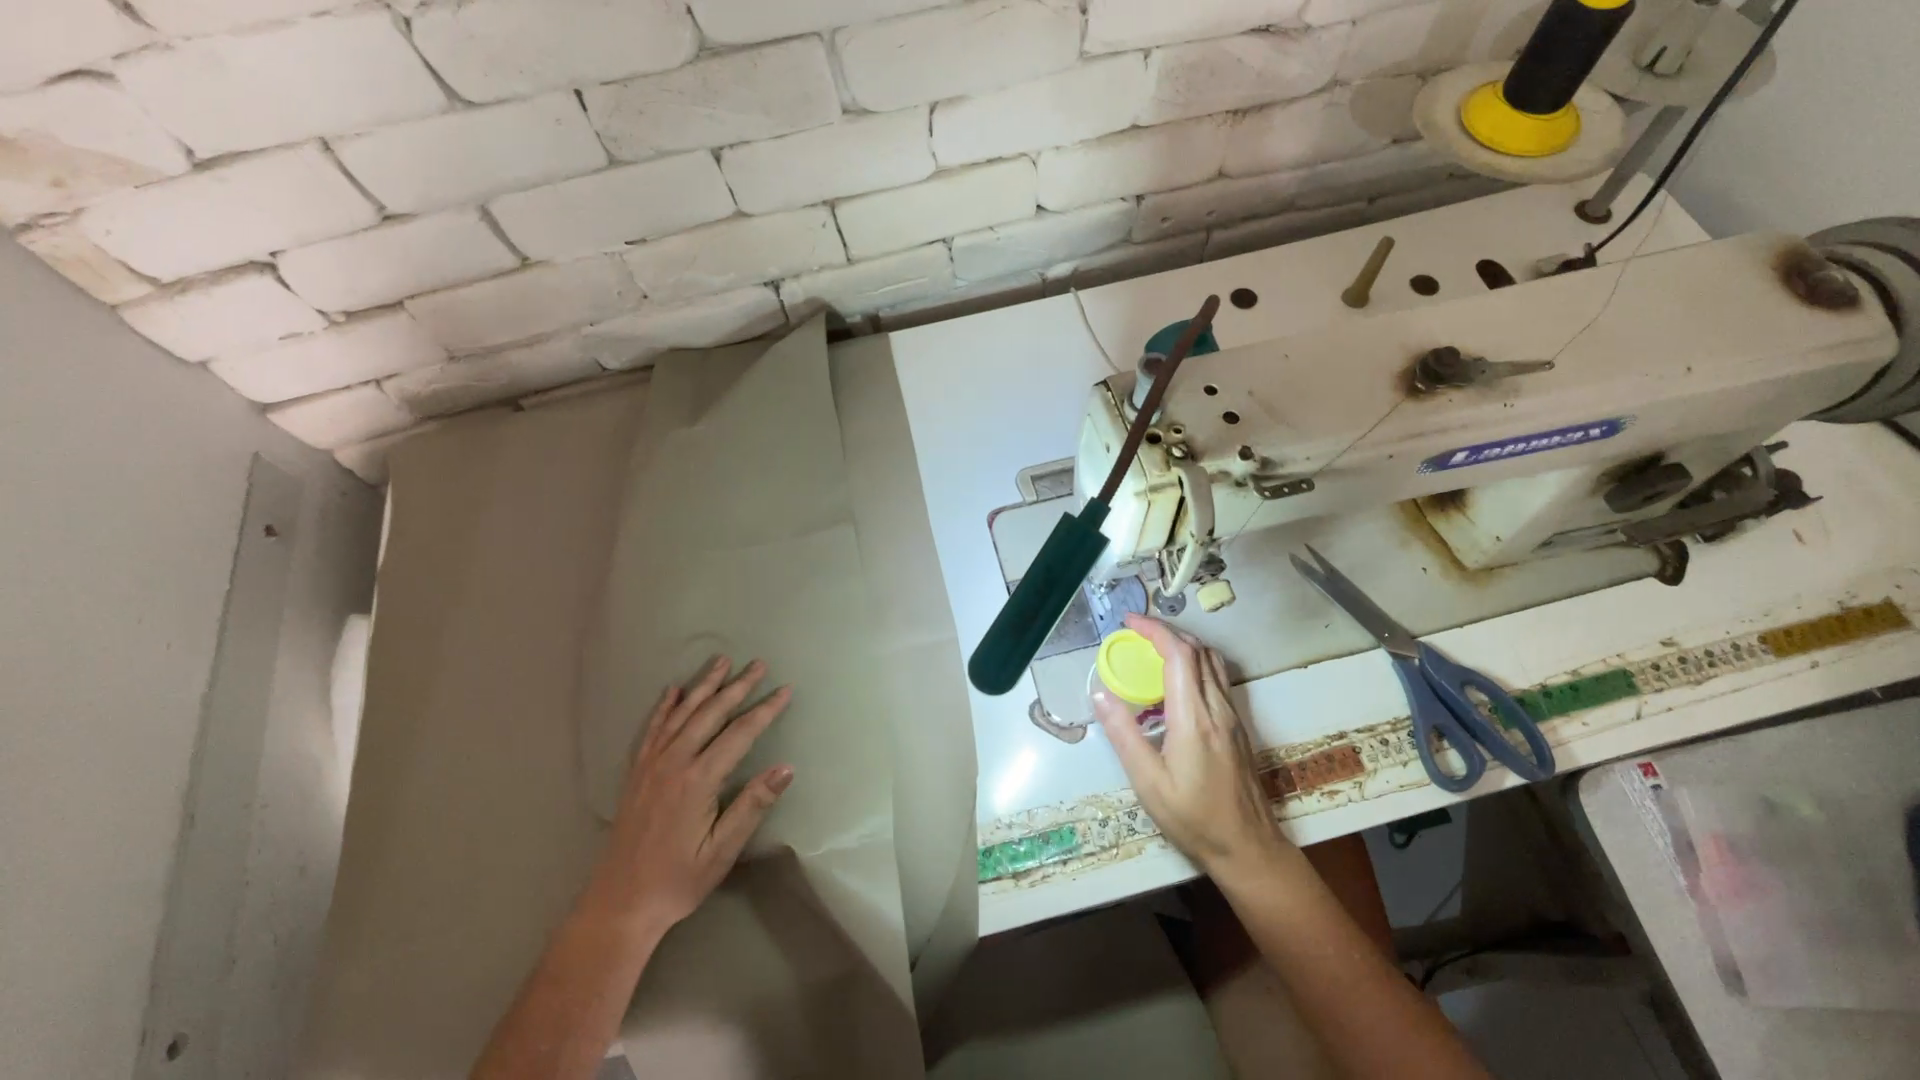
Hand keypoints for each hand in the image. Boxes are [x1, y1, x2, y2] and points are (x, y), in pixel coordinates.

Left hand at [583, 657, 793, 936]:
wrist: (621, 901)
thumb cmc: (679, 880)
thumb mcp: (722, 850)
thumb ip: (752, 806)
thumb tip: (785, 769)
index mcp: (698, 781)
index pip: (740, 734)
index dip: (764, 710)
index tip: (784, 690)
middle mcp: (673, 763)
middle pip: (710, 714)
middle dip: (736, 687)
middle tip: (758, 664)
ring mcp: (651, 765)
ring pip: (681, 714)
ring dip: (703, 686)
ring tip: (721, 661)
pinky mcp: (636, 773)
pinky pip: (652, 729)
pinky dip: (664, 706)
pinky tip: (673, 691)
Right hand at [1092, 615, 1289, 875]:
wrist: (1248, 847)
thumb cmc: (1194, 818)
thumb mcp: (1148, 782)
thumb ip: (1124, 735)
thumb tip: (1100, 693)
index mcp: (1194, 719)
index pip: (1179, 655)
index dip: (1155, 631)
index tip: (1129, 623)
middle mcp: (1218, 709)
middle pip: (1199, 651)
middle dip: (1167, 632)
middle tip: (1135, 634)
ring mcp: (1232, 718)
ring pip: (1212, 663)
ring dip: (1184, 646)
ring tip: (1153, 651)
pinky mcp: (1237, 728)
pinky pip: (1217, 680)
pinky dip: (1194, 665)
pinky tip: (1175, 684)